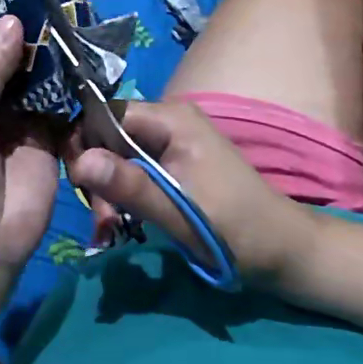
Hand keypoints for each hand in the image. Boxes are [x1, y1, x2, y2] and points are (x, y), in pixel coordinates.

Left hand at [0, 16, 59, 334]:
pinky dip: (76, 91)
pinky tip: (90, 65)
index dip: (1, 26)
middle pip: (16, 63)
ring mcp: (24, 123)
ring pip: (44, 82)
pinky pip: (66, 110)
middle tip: (63, 2)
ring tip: (80, 24)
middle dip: (35, 39)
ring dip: (57, 61)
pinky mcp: (52, 143)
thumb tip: (12, 22)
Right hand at [67, 101, 317, 286]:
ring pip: (116, 155)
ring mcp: (172, 140)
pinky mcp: (173, 161)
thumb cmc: (236, 231)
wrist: (283, 249)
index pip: (106, 113)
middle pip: (108, 135)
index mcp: (173, 118)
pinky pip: (132, 168)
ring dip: (108, 191)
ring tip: (111, 229)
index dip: (85, 144)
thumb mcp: (179, 213)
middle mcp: (169, 119)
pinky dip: (123, 195)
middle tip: (103, 221)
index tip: (80, 187)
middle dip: (97, 177)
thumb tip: (79, 162)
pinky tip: (121, 223)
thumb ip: (130, 187)